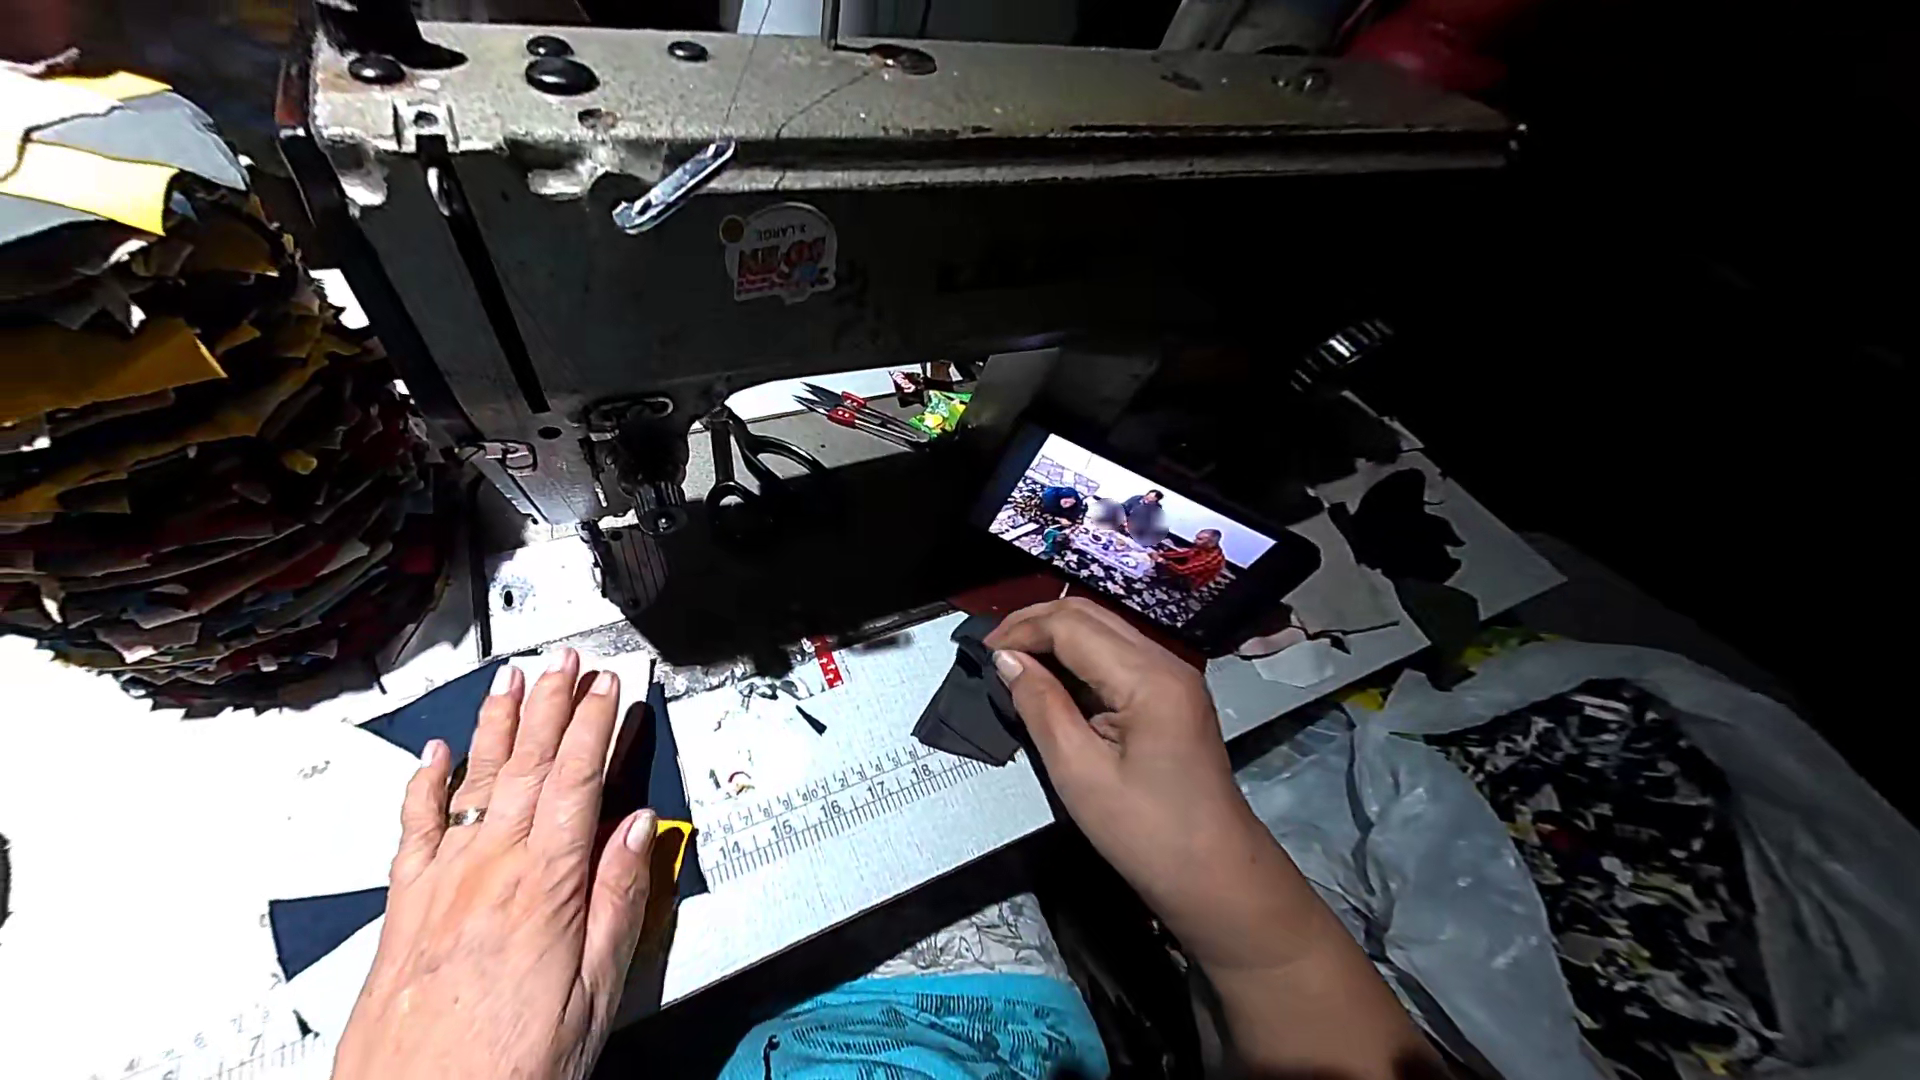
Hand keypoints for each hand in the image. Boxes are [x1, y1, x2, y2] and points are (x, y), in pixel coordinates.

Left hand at [333, 649, 656, 1079]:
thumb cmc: (515, 1067)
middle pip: (527, 766)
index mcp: (544, 887)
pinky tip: (434, 755)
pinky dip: (423, 786)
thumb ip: (619, 900)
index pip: (577, 780)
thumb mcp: (595, 991)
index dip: (596, 725)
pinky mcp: (403, 911)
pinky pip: (413, 832)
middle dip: (553, 705)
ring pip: (473, 783)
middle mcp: (488, 873)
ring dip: (497, 726)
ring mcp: (439, 887)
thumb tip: (639, 828)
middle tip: (568, 661)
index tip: (610, 686)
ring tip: (513, 682)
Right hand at [986, 600, 1440, 1075]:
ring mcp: (1173, 673)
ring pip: (1102, 627)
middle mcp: (1166, 660)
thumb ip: (1040, 704)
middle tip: (995, 648)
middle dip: (1036, 622)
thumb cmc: (1148, 834)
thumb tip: (1006, 658)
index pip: (1072, 625)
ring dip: (1055, 634)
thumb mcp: (1079, 772)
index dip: (1023, 629)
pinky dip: (1077, 653)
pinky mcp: (1170, 690)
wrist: (1218, 877)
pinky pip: (1115, 652)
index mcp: (1149, 678)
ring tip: (1015, 658)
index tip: (984, 650)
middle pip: (1089, 614)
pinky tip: (1052, 674)